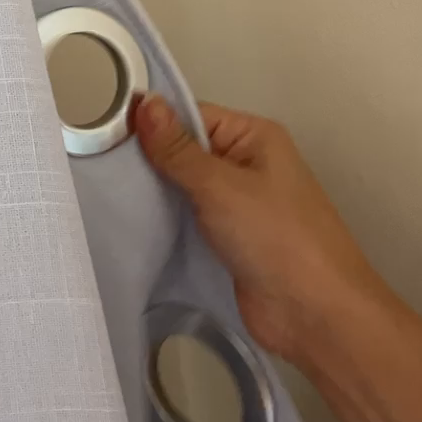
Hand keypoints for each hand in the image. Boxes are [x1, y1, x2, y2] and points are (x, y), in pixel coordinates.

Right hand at [134, 95, 395, 365]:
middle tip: (102, 159)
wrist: (319, 319)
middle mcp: (246, 163)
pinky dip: (164, 214)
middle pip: (183, 146)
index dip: (151, 121)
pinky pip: (187, 213)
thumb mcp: (220, 185)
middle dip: (148, 154)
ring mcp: (237, 201)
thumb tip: (145, 102)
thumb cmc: (279, 240)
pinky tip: (133, 215)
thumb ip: (176, 147)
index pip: (190, 114)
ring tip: (109, 185)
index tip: (108, 130)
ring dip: (154, 187)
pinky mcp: (227, 236)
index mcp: (254, 136)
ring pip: (182, 182)